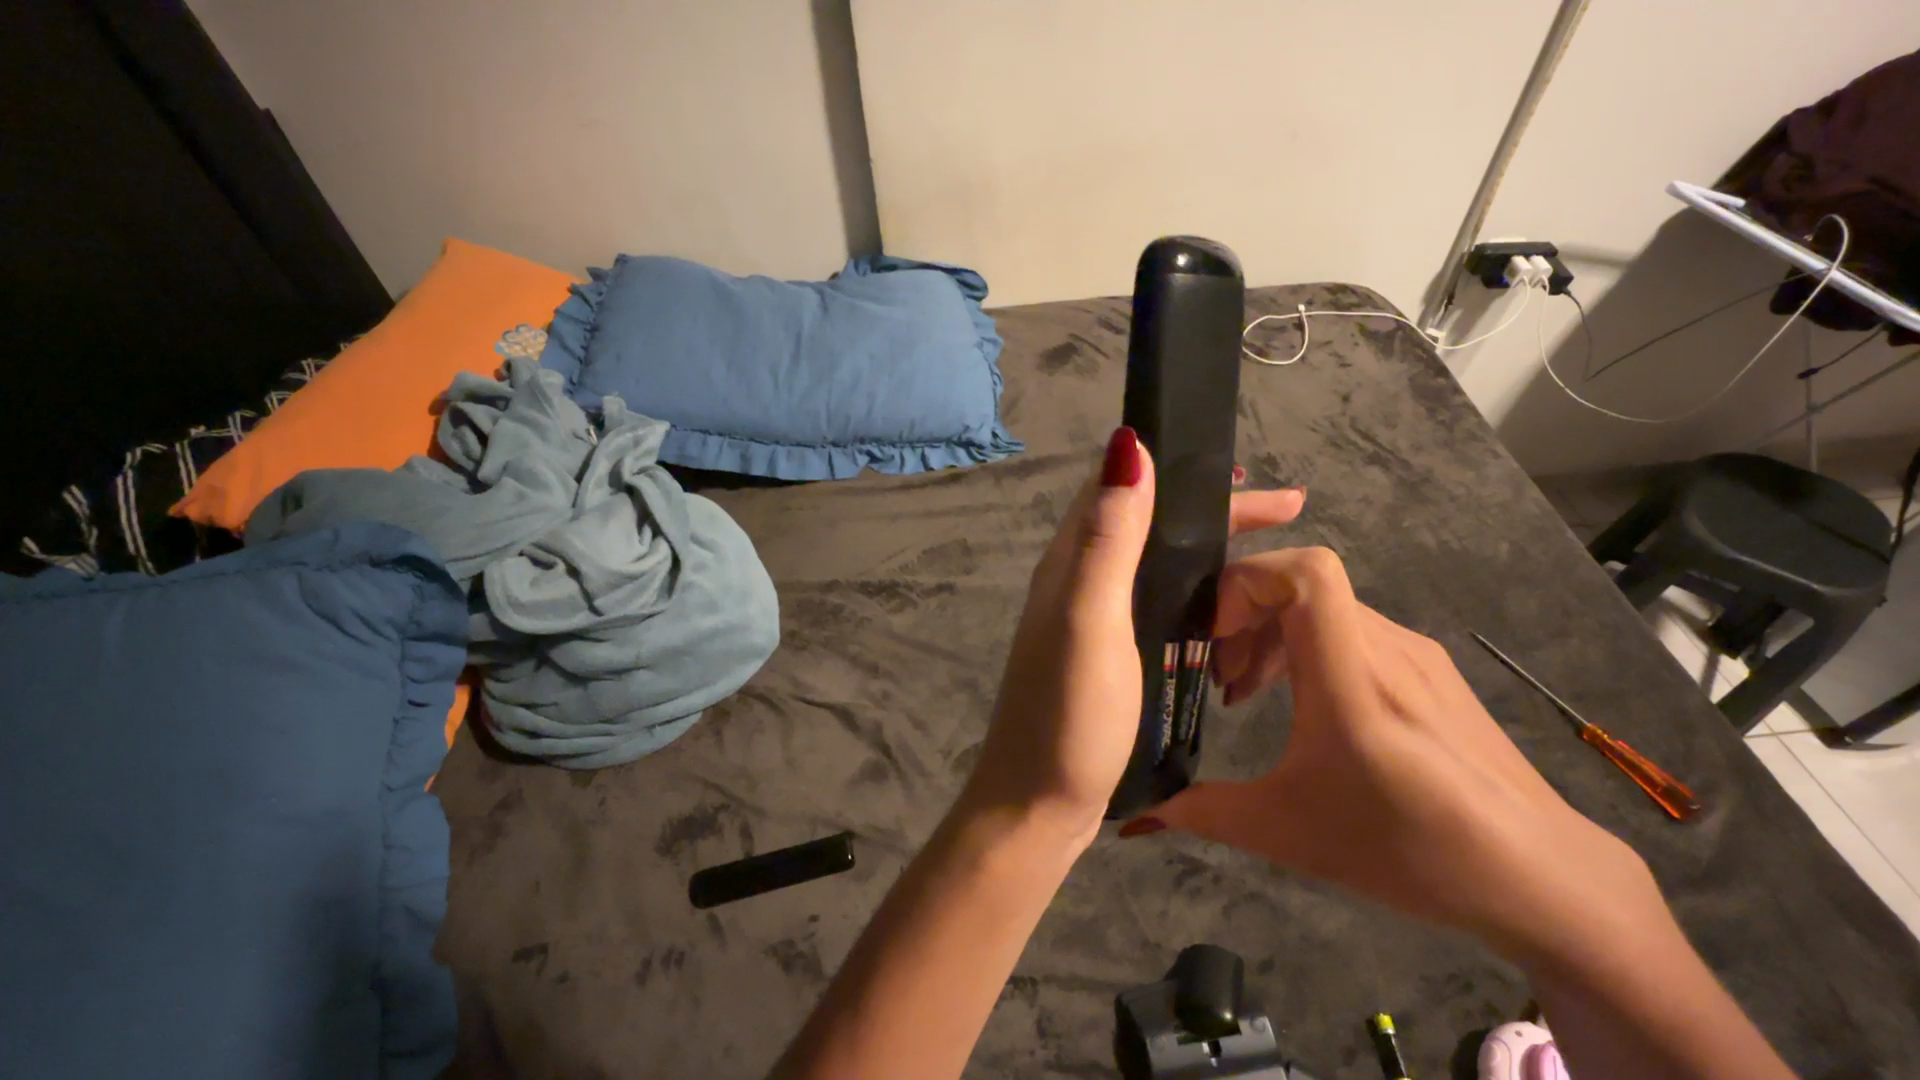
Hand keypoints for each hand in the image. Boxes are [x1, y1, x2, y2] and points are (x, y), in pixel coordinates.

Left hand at [960, 428, 1305, 845]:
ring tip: (1273, 563)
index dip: (1179, 471)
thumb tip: (1127, 444)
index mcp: (1071, 563)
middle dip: (1215, 514)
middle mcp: (1079, 583)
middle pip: (1149, 527)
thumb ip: (1107, 537)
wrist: (1038, 805)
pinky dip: (1201, 599)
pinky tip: (1231, 618)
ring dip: (1212, 555)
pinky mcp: (1111, 660)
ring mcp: (1095, 624)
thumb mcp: (1089, 618)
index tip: (1246, 472)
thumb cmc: (1068, 714)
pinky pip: (1162, 609)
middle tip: (1289, 511)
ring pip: (1159, 569)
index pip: (1122, 489)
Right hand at [1126, 547, 1663, 960]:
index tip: (1211, 634)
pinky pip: (1359, 633)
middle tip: (1217, 676)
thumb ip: (1199, 812)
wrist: (1539, 878)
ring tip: (1250, 694)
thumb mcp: (1286, 833)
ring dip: (1275, 635)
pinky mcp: (1435, 673)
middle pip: (1304, 585)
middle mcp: (1389, 649)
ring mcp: (1418, 657)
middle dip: (1244, 617)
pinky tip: (1306, 708)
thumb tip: (1129, 815)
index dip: (1247, 580)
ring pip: (1329, 609)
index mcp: (1353, 678)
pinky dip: (1313, 650)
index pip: (1307, 571)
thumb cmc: (1406, 850)